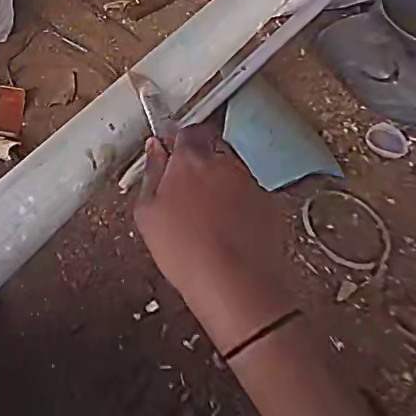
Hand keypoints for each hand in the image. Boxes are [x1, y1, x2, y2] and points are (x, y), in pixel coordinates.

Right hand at [134, 124, 295, 350]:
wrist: (232, 284)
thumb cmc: (184, 250)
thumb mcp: (147, 211)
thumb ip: (150, 172)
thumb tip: (153, 150)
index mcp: (189, 160)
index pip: (185, 131)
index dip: (176, 138)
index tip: (168, 148)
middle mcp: (223, 164)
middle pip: (210, 146)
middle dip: (198, 158)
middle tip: (184, 182)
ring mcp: (249, 183)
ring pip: (230, 170)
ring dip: (218, 180)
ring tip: (205, 209)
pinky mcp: (269, 205)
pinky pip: (248, 193)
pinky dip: (237, 201)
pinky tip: (225, 224)